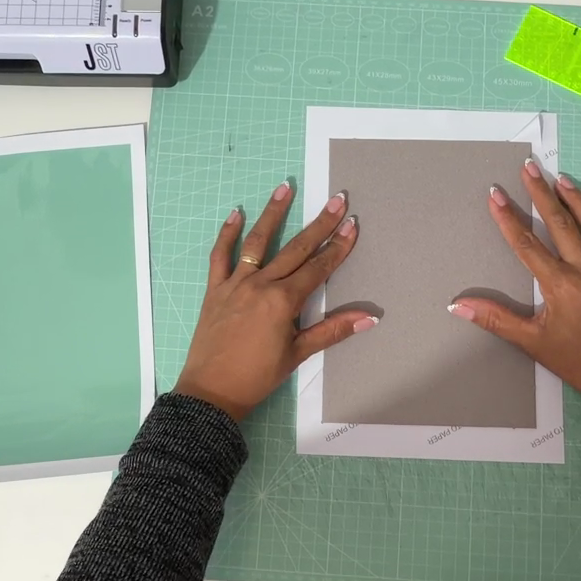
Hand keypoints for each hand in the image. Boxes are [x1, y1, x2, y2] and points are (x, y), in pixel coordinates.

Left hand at [173, 181, 374, 420]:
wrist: (211, 392)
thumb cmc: (257, 377)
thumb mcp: (298, 354)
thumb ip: (332, 331)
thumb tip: (369, 319)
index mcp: (283, 301)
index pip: (318, 268)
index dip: (338, 247)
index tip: (352, 225)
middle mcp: (260, 284)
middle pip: (295, 249)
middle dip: (318, 224)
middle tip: (336, 200)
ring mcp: (235, 284)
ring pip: (257, 242)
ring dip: (273, 214)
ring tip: (285, 188)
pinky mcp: (214, 290)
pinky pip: (220, 256)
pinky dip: (227, 234)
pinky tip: (236, 213)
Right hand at [448, 158, 580, 449]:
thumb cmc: (577, 364)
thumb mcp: (532, 343)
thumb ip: (496, 319)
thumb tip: (459, 305)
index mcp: (560, 286)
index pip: (527, 244)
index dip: (508, 217)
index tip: (495, 194)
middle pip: (560, 224)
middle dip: (542, 193)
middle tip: (530, 168)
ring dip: (577, 200)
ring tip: (561, 179)